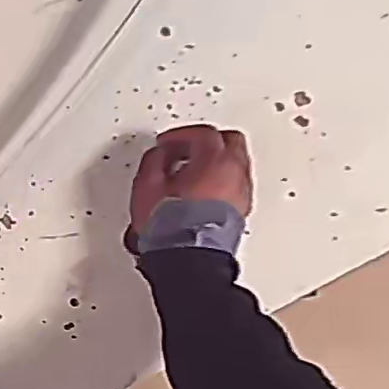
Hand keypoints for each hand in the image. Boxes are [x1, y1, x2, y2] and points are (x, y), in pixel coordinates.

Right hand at [129, 124, 252, 235]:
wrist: (187, 254)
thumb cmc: (169, 224)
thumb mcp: (147, 185)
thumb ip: (154, 161)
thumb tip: (160, 154)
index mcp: (214, 162)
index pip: (203, 134)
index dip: (181, 134)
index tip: (166, 142)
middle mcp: (234, 173)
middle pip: (228, 141)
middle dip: (204, 141)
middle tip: (182, 148)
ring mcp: (241, 191)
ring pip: (234, 161)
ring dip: (213, 160)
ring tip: (187, 170)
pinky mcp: (241, 208)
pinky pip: (234, 181)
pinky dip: (218, 177)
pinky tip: (198, 188)